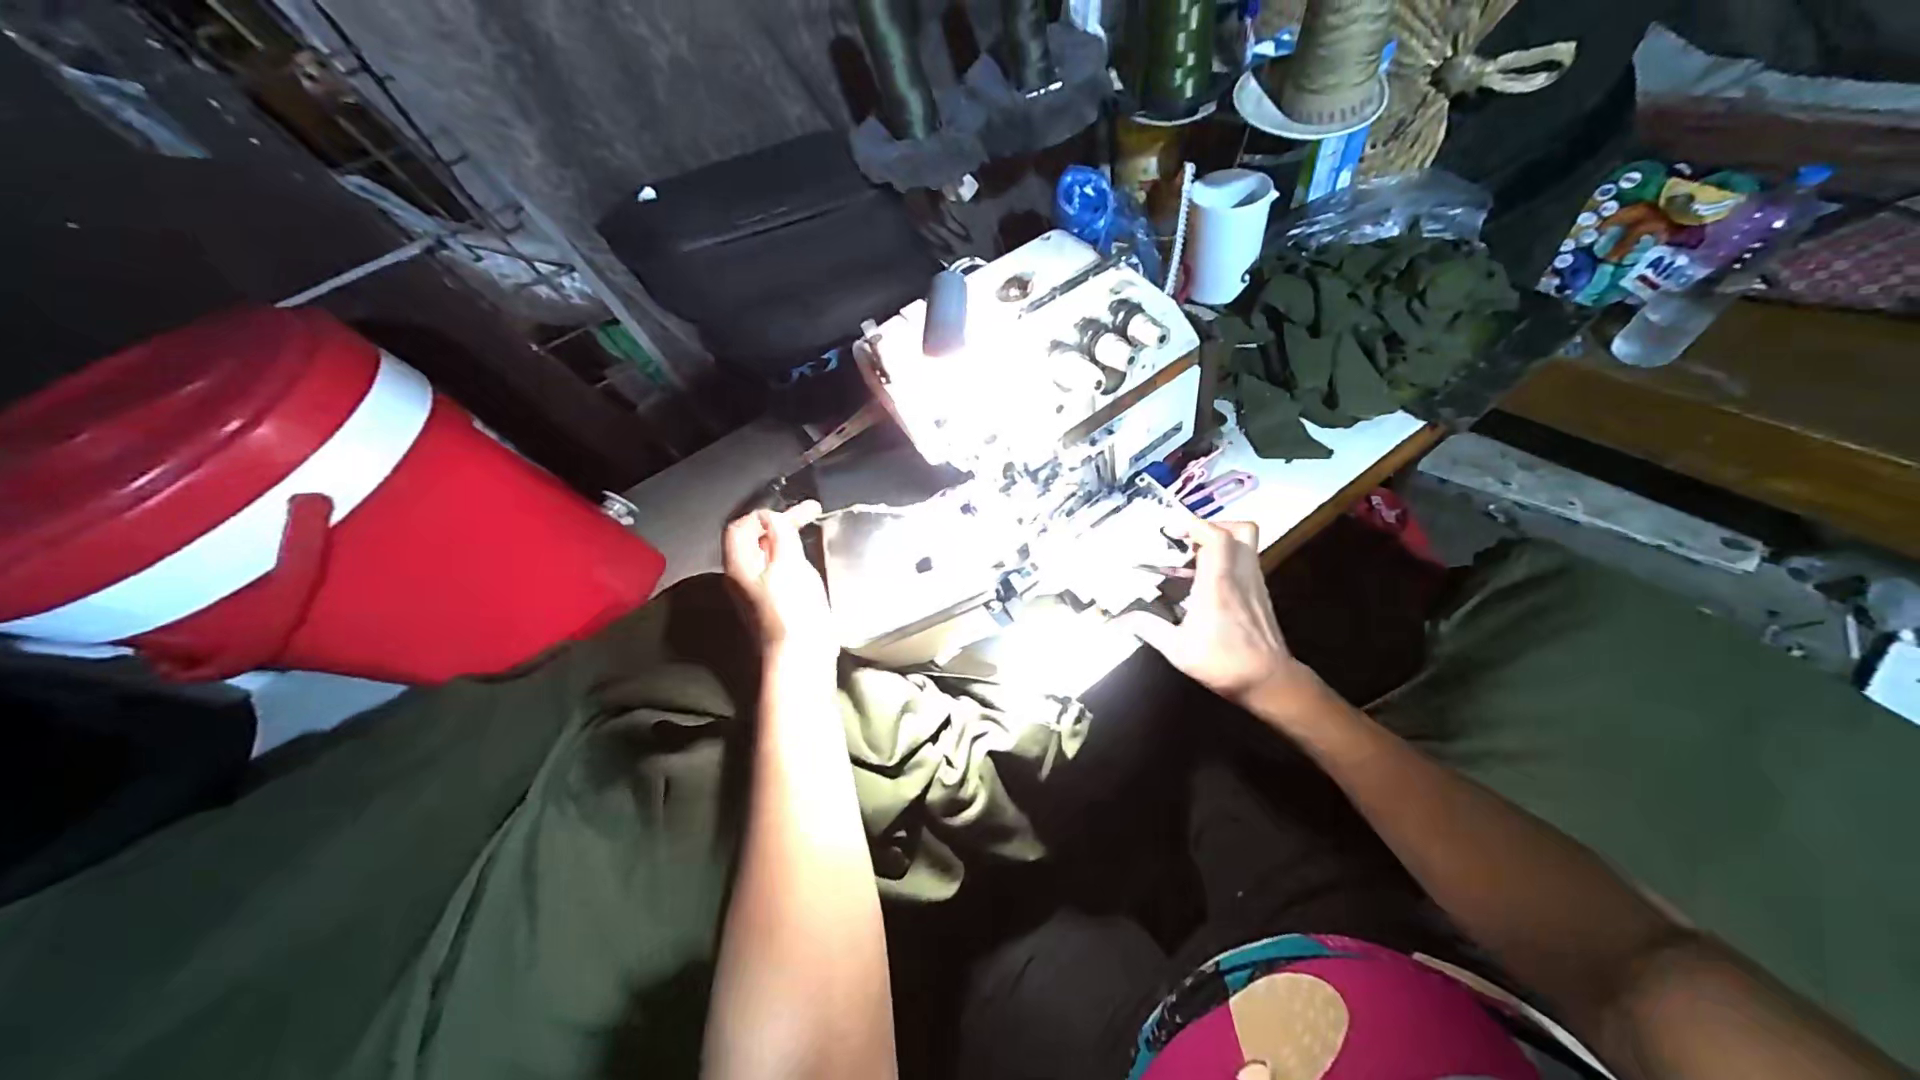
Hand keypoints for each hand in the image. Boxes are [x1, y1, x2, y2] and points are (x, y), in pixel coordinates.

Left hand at [723, 501, 833, 651]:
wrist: (801, 655)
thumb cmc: (794, 608)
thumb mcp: (788, 564)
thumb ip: (780, 535)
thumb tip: (771, 517)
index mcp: (739, 566)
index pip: (740, 528)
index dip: (763, 514)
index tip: (789, 512)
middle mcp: (742, 578)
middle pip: (753, 540)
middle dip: (779, 522)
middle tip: (810, 511)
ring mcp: (757, 592)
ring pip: (767, 554)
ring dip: (787, 537)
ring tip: (810, 528)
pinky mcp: (773, 603)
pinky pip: (777, 570)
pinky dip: (791, 555)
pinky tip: (807, 557)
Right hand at [1115, 519, 1317, 710]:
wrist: (1268, 681)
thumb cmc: (1223, 664)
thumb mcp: (1178, 650)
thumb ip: (1148, 628)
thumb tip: (1121, 619)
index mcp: (1218, 585)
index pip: (1216, 537)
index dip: (1194, 525)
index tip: (1173, 529)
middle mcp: (1240, 576)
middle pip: (1240, 530)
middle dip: (1212, 525)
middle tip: (1188, 538)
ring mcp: (1254, 583)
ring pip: (1247, 543)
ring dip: (1222, 540)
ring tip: (1195, 555)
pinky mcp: (1260, 593)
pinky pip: (1247, 559)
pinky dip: (1228, 558)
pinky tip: (1208, 578)